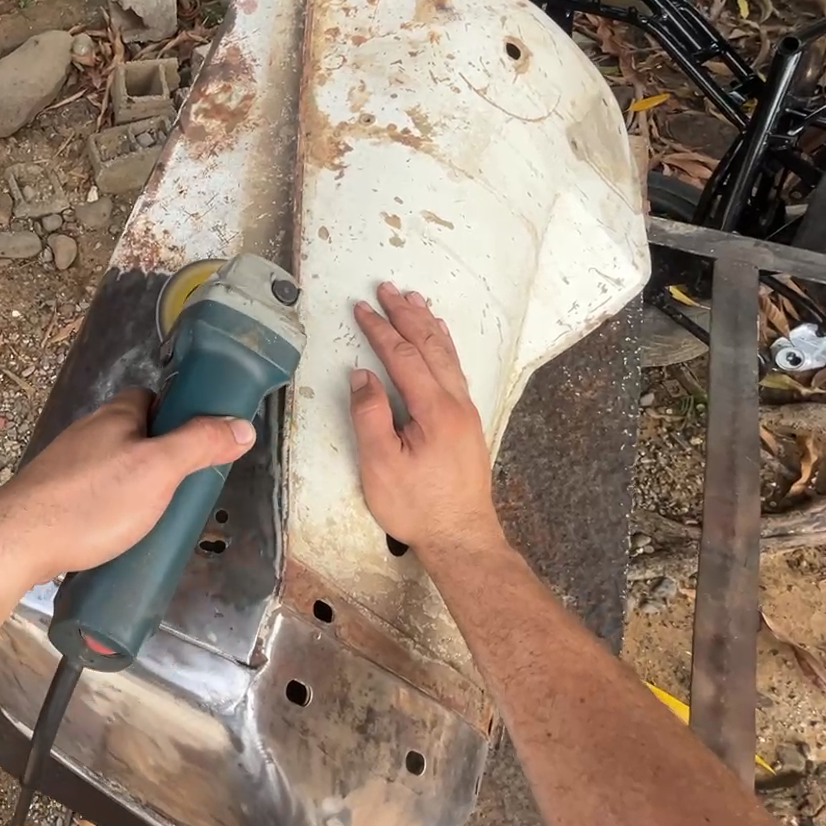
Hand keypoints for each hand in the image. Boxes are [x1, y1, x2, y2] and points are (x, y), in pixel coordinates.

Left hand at [0, 388, 255, 586]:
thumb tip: (242, 425)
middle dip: (159, 455)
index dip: (176, 414)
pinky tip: (116, 531)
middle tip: (182, 488)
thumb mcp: (158, 471)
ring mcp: (66, 463)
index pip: (151, 398)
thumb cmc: (93, 501)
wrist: (17, 541)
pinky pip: (92, 490)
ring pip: (112, 464)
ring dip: (134, 483)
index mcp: (115, 416)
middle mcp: (88, 431)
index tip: (197, 444)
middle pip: (133, 432)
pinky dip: (110, 504)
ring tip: (154, 516)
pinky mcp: (52, 493)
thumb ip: (199, 445)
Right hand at [349, 282, 501, 559]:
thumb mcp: (380, 463)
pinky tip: (437, 337)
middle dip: (405, 315)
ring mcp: (465, 410)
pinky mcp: (465, 421)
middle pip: (429, 346)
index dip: (379, 330)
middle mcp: (456, 402)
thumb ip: (369, 414)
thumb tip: (362, 374)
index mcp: (434, 409)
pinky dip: (442, 344)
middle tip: (386, 288)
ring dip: (426, 324)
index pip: (402, 356)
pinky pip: (454, 368)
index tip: (360, 308)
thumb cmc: (415, 504)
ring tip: (413, 300)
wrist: (461, 537)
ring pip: (446, 354)